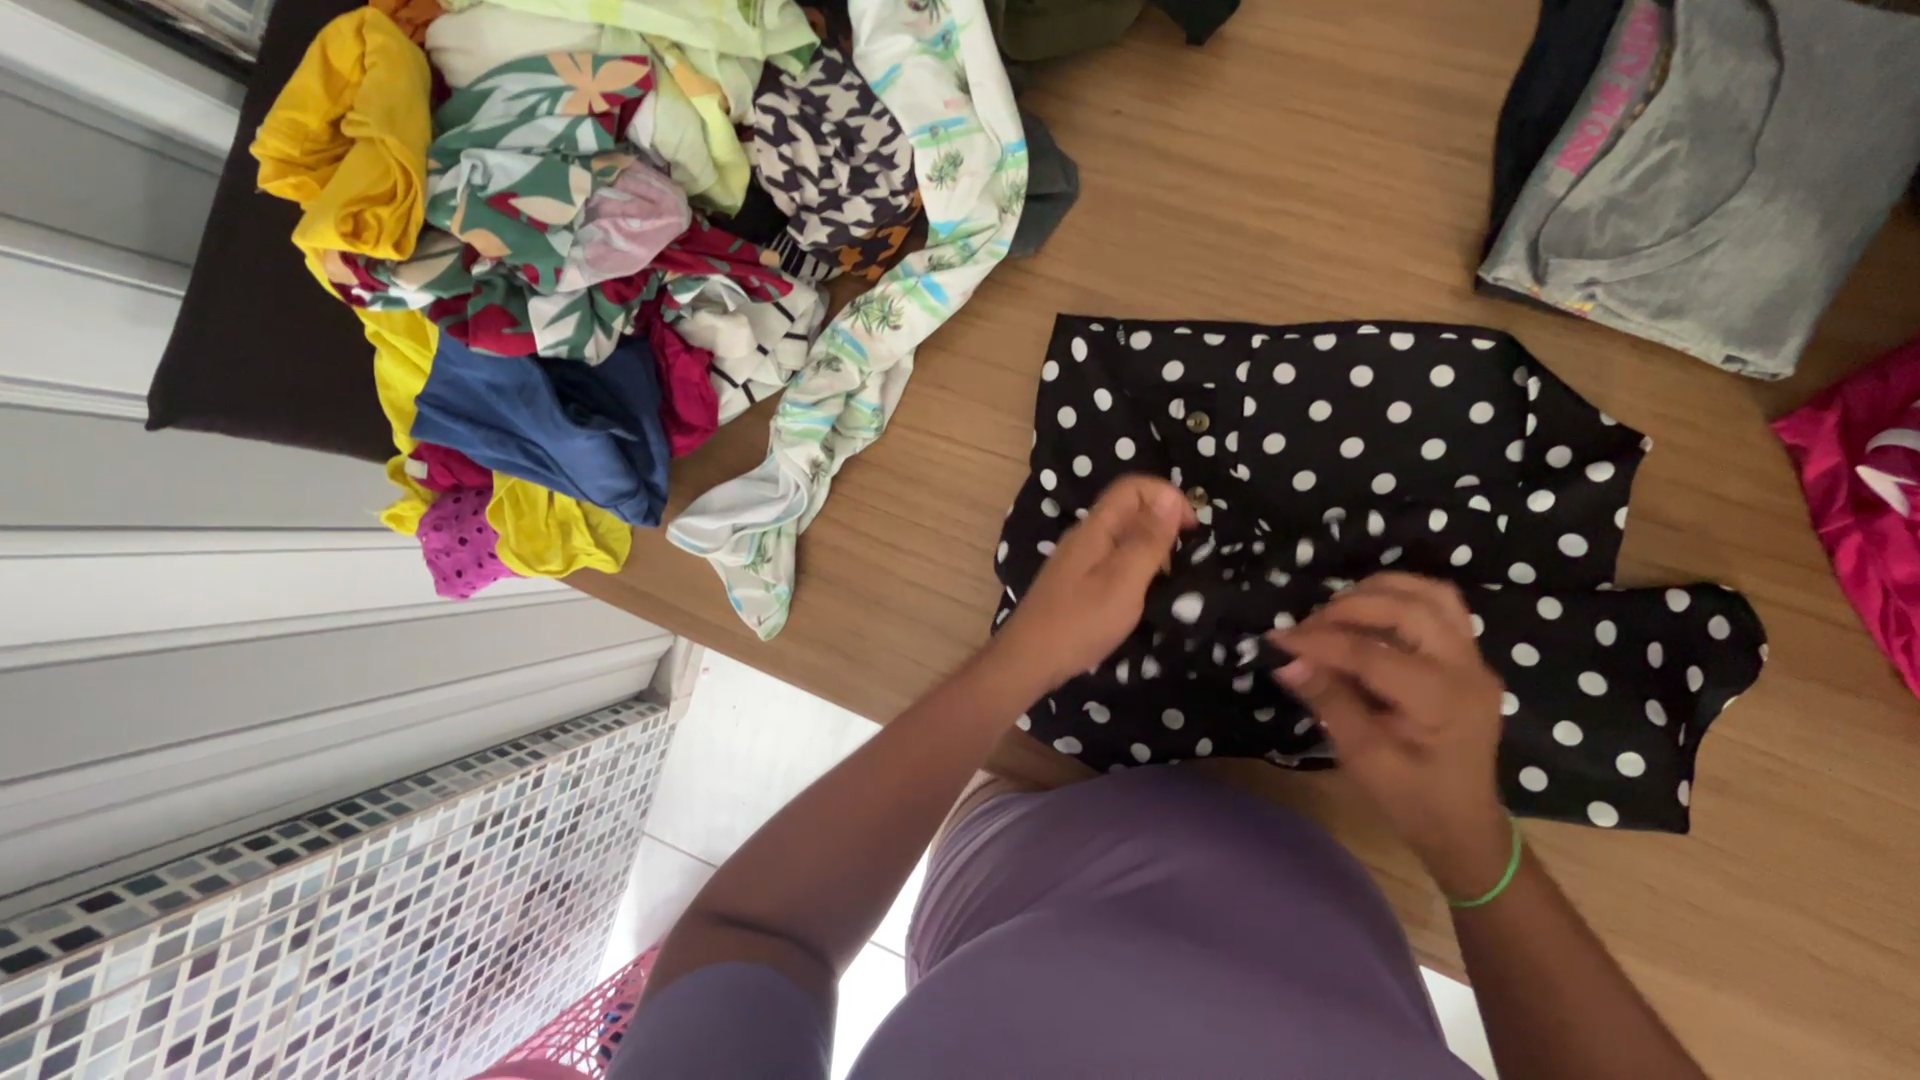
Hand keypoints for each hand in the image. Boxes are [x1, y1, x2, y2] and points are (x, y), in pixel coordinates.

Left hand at [991, 475, 1194, 691]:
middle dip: (1162, 522)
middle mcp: (1084, 537)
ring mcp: (1077, 560)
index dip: (1167, 496)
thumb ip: (1147, 540)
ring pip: (1121, 537)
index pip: (1132, 487)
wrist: (1028, 660)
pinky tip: (1140, 594)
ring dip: (1150, 547)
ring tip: (1166, 579)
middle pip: (1128, 509)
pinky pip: (1112, 560)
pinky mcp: (1076, 582)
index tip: (1192, 528)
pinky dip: (1134, 568)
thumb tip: (1169, 498)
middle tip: (1182, 557)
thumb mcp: (1123, 581)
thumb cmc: (1079, 622)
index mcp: (1094, 529)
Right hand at [1271, 573, 1512, 898]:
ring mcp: (1473, 660)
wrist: (1462, 825)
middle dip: (1351, 606)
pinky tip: (1368, 615)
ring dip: (1381, 592)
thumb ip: (1329, 702)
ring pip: (1432, 595)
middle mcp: (1466, 668)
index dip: (1319, 641)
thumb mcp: (1363, 758)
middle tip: (1309, 624)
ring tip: (1338, 609)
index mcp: (1442, 699)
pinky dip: (1400, 600)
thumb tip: (1287, 662)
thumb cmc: (1411, 799)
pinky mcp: (1467, 659)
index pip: (1371, 653)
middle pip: (1410, 608)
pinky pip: (1440, 608)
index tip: (1277, 638)